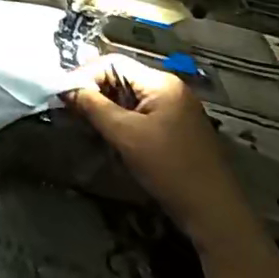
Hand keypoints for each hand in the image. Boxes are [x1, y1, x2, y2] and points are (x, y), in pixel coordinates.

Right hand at [66, 55, 258, 251]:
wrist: (215, 214)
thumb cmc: (169, 169)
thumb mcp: (126, 136)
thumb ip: (94, 108)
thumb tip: (66, 88)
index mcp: (160, 82)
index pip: (114, 63)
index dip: (86, 75)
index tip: (64, 95)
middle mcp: (169, 88)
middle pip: (122, 78)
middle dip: (94, 91)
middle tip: (70, 111)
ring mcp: (175, 109)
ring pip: (130, 97)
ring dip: (106, 108)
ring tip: (85, 124)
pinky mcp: (176, 129)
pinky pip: (142, 114)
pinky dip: (122, 121)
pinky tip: (109, 136)